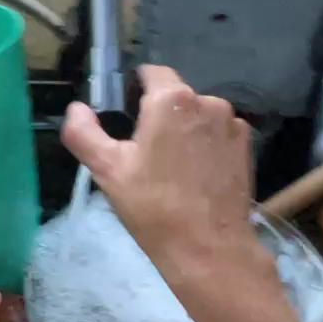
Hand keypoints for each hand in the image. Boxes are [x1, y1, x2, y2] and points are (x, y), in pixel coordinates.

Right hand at [61, 64, 272, 289]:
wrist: (208, 248)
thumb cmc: (153, 207)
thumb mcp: (107, 170)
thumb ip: (83, 132)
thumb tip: (76, 109)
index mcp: (172, 100)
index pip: (151, 73)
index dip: (134, 91)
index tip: (125, 118)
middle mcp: (208, 101)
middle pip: (174, 97)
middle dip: (158, 117)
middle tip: (143, 156)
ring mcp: (232, 124)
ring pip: (196, 116)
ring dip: (183, 132)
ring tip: (171, 170)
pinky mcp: (246, 146)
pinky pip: (216, 134)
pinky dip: (205, 147)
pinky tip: (195, 177)